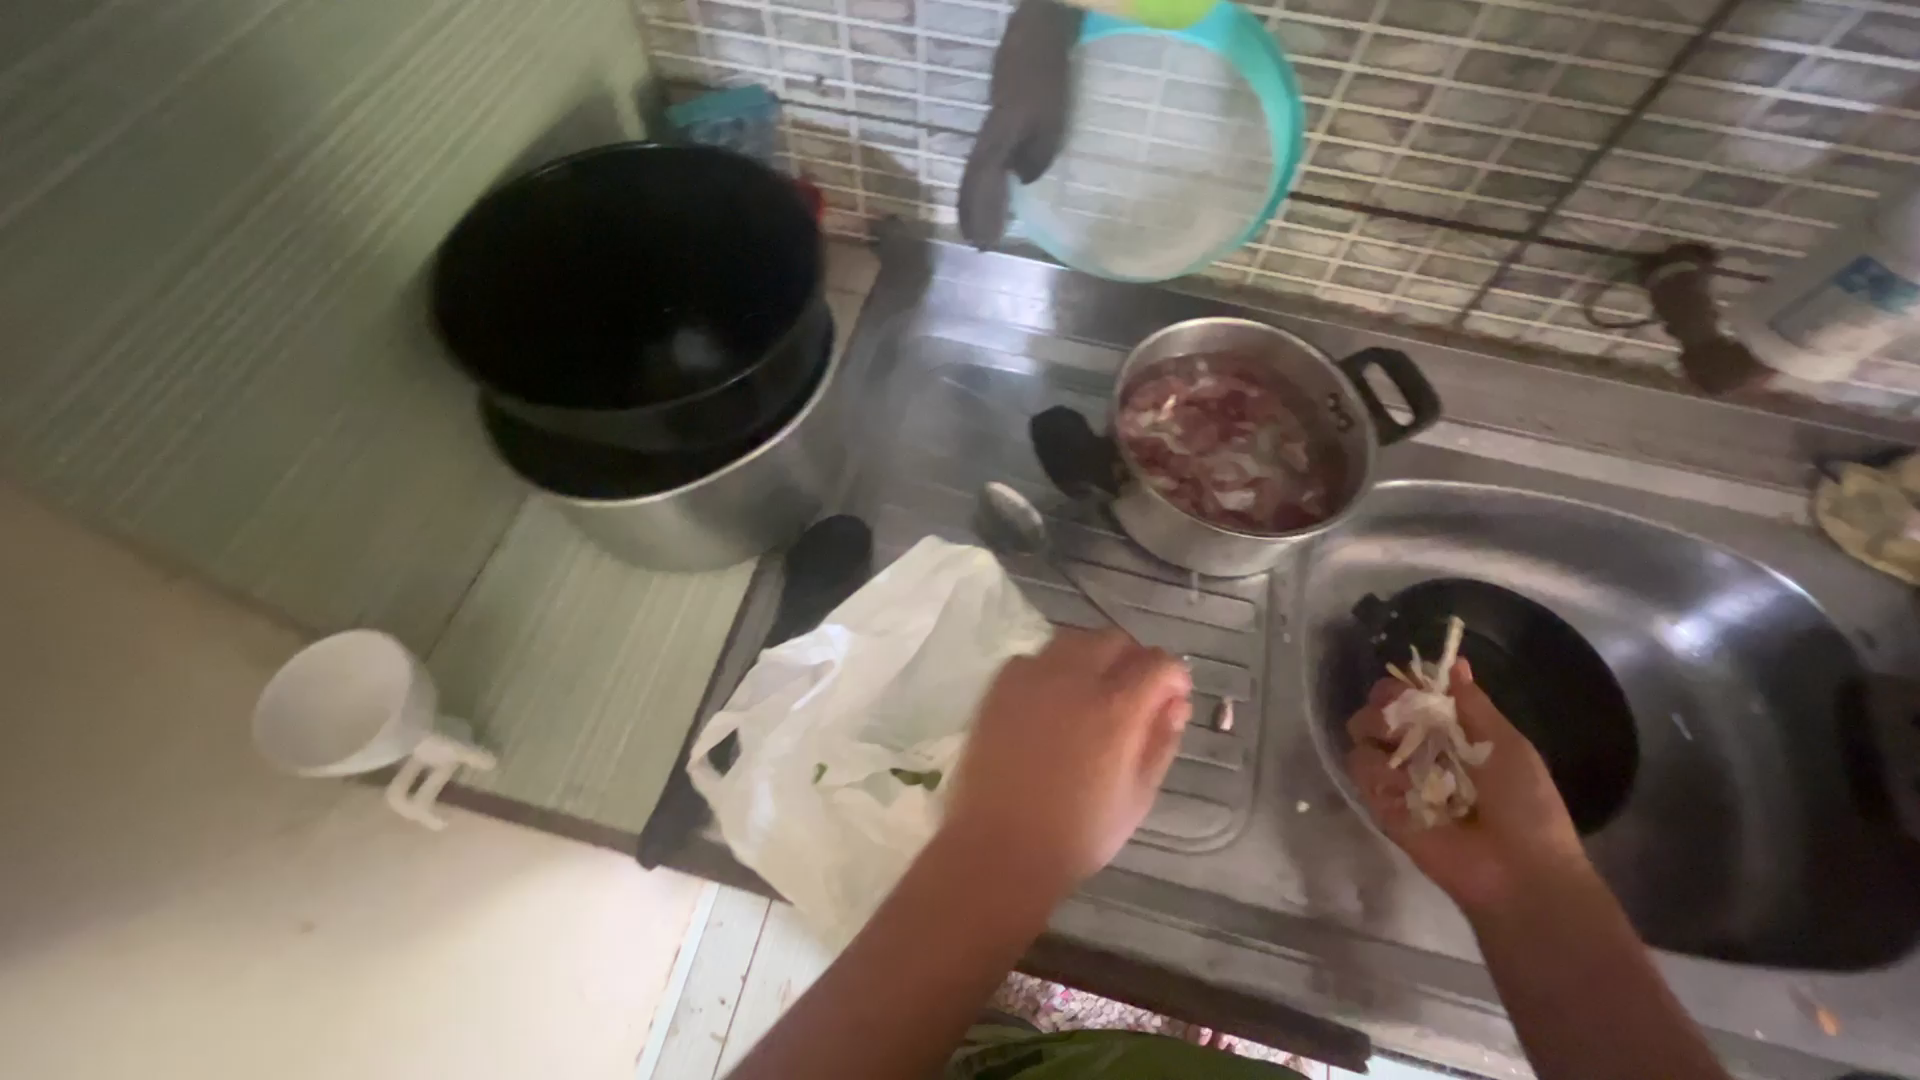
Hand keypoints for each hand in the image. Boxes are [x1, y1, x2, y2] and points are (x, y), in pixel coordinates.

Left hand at [942, 628, 1191, 896]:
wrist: (999, 846)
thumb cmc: (1078, 833)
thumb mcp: (1139, 796)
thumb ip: (1162, 741)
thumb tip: (1175, 703)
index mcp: (1116, 707)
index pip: (1159, 663)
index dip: (1174, 677)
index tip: (1171, 697)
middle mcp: (1074, 678)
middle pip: (1115, 640)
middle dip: (1134, 659)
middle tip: (1134, 694)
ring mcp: (1031, 677)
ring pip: (1073, 641)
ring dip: (1092, 657)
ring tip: (1092, 694)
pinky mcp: (999, 686)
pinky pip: (1034, 658)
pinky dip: (1052, 669)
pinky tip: (1051, 702)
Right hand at [1345, 661, 1589, 913]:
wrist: (1518, 868)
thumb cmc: (1525, 805)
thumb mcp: (1507, 744)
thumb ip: (1474, 704)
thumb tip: (1455, 662)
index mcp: (1447, 732)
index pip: (1408, 693)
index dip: (1404, 684)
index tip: (1412, 688)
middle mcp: (1415, 749)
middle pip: (1376, 707)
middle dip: (1384, 704)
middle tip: (1402, 719)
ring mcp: (1393, 775)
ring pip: (1359, 732)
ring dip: (1378, 732)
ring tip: (1403, 750)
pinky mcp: (1377, 801)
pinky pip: (1359, 768)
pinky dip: (1377, 770)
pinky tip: (1402, 784)